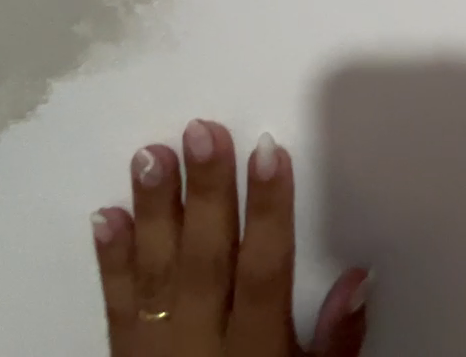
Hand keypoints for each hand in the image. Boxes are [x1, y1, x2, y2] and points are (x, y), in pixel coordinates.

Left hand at [91, 121, 371, 356]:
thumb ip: (338, 340)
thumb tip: (359, 276)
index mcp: (254, 350)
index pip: (263, 267)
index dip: (269, 208)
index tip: (270, 150)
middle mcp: (200, 345)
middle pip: (205, 259)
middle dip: (206, 192)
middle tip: (202, 131)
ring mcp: (155, 352)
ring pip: (156, 274)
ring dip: (153, 212)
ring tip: (150, 155)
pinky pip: (115, 308)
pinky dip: (111, 261)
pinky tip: (106, 214)